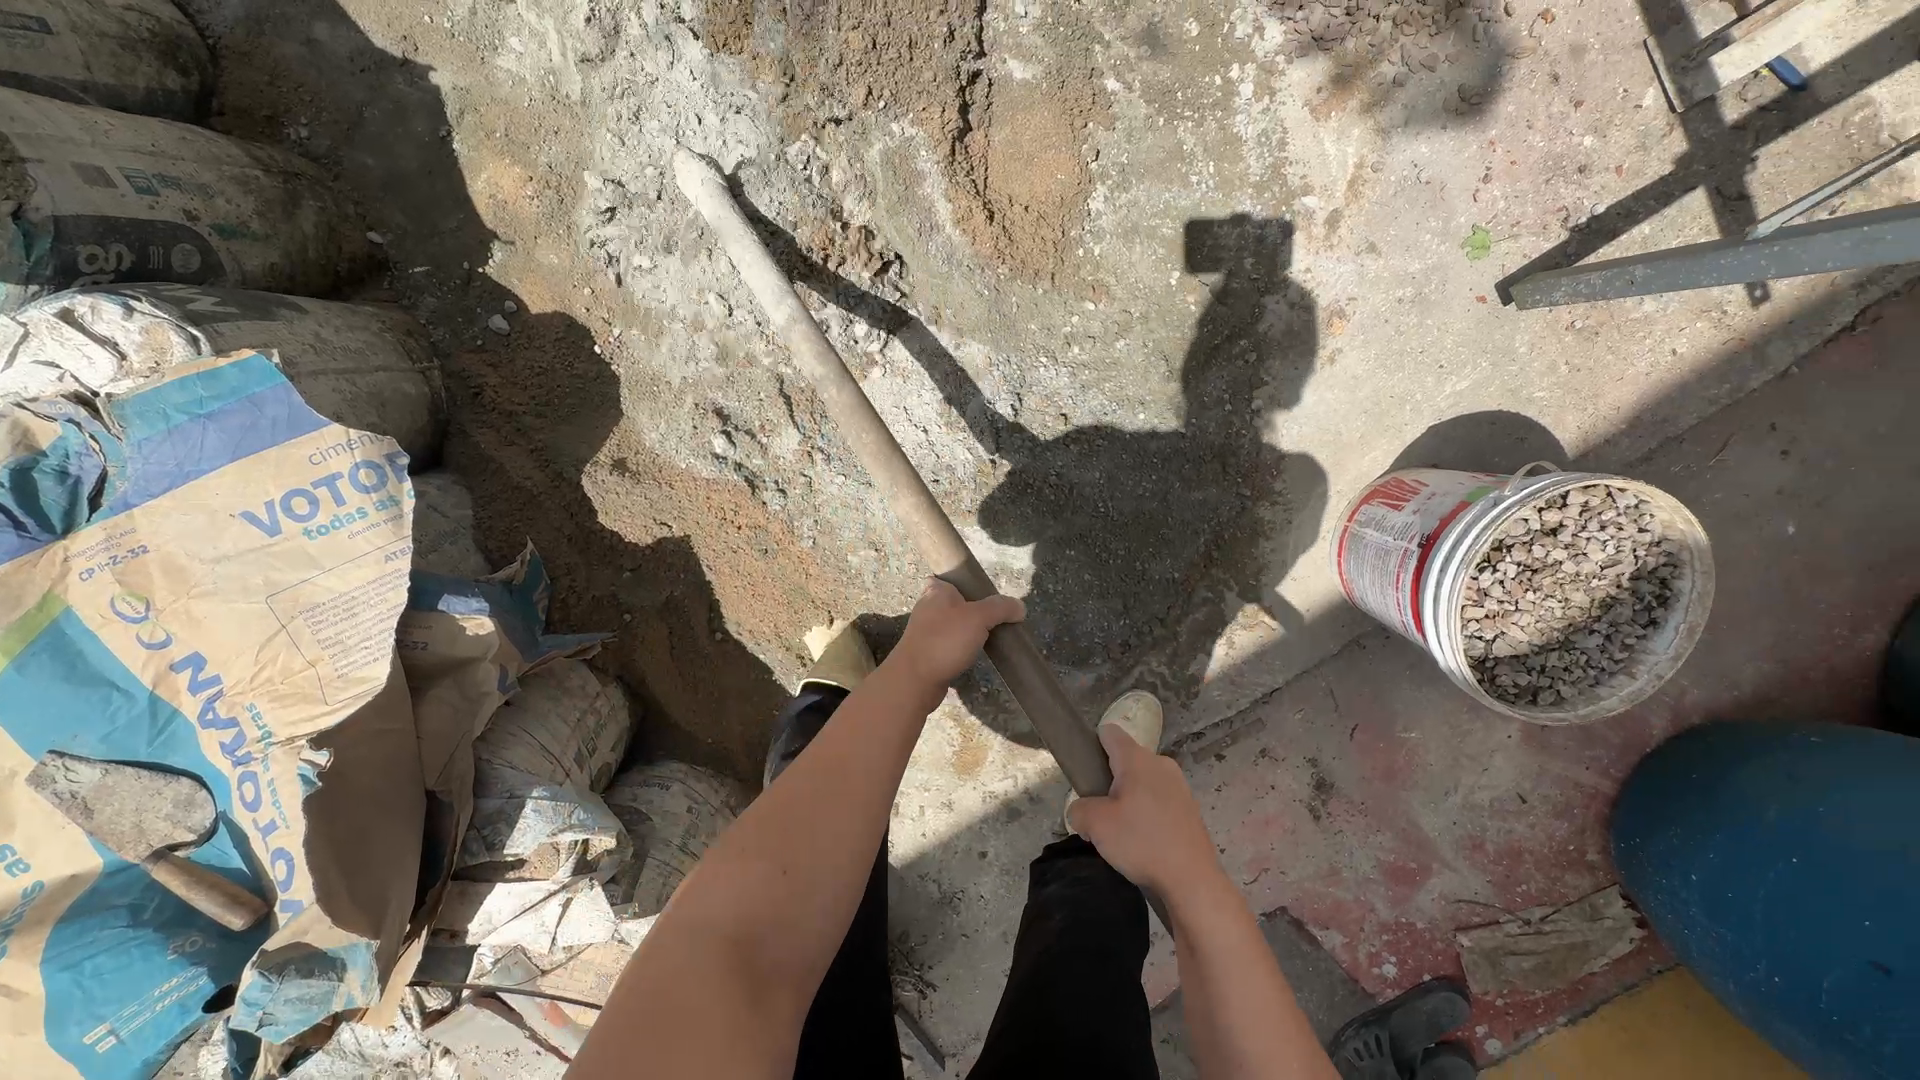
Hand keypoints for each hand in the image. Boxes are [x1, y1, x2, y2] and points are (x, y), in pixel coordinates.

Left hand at [887, 578, 1024, 687]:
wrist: (915, 680)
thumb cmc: (945, 640)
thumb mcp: (978, 617)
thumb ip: (1000, 608)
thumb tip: (1020, 607)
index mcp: (937, 591)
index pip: (952, 580)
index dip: (970, 587)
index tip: (988, 599)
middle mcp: (928, 608)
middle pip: (957, 604)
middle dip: (975, 613)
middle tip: (996, 622)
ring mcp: (926, 632)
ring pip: (954, 626)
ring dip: (969, 633)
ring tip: (989, 640)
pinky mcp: (927, 653)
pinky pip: (950, 646)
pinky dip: (961, 650)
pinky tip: (973, 656)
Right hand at [1068, 725, 1221, 895]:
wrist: (1192, 880)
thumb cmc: (1141, 842)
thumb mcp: (1094, 825)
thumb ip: (1078, 810)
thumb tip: (1082, 812)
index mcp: (1138, 759)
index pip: (1110, 733)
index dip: (1092, 745)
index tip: (1084, 773)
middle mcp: (1161, 764)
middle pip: (1126, 761)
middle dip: (1109, 782)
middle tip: (1099, 813)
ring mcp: (1179, 786)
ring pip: (1142, 784)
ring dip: (1128, 801)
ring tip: (1121, 833)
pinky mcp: (1189, 809)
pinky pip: (1158, 801)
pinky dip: (1147, 815)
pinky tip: (1143, 842)